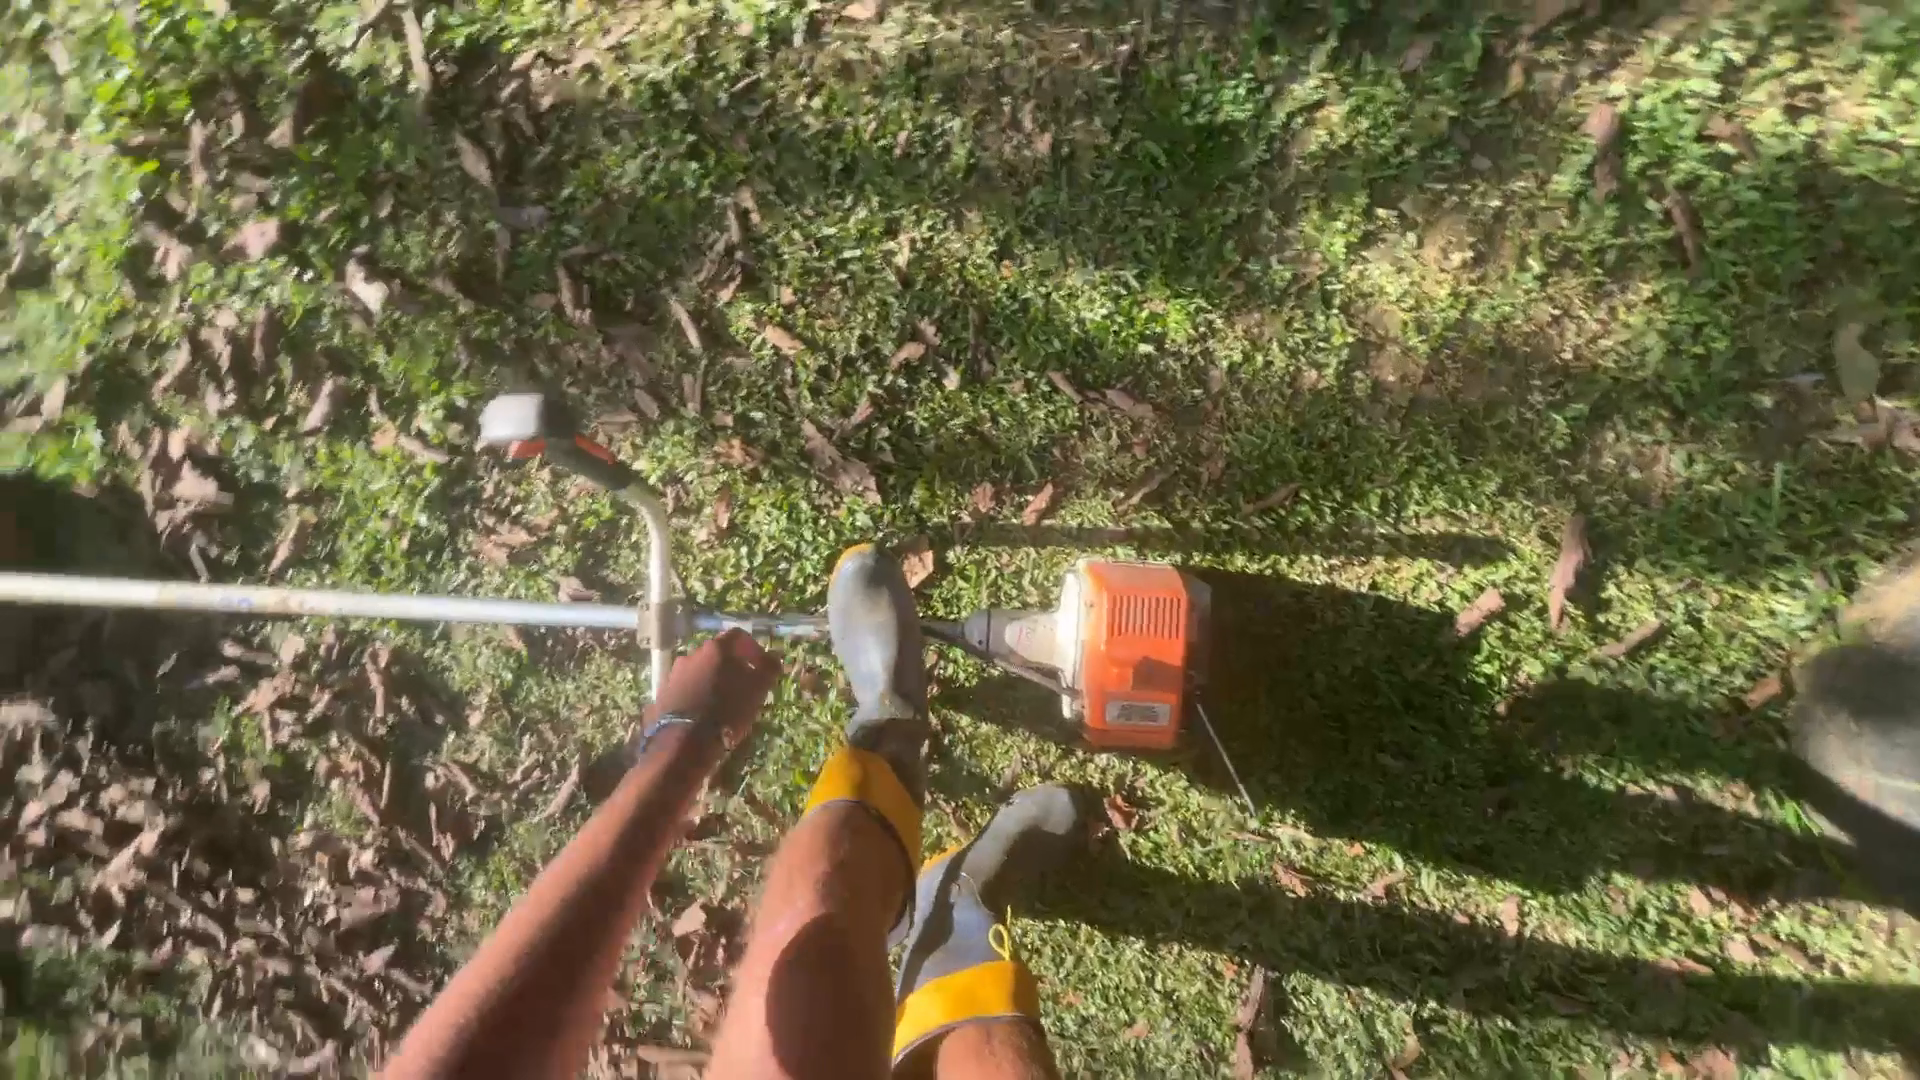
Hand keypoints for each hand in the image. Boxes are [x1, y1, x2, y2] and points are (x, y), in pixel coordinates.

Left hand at [649, 629, 780, 749]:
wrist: (683, 742)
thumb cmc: (727, 710)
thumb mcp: (758, 689)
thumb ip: (769, 668)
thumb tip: (774, 657)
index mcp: (716, 649)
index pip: (738, 636)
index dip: (753, 648)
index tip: (762, 665)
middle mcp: (692, 655)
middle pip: (717, 654)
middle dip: (732, 666)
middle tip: (744, 685)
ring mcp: (674, 674)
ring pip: (700, 671)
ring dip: (713, 680)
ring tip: (724, 702)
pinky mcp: (662, 695)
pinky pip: (686, 689)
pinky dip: (697, 694)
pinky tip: (704, 713)